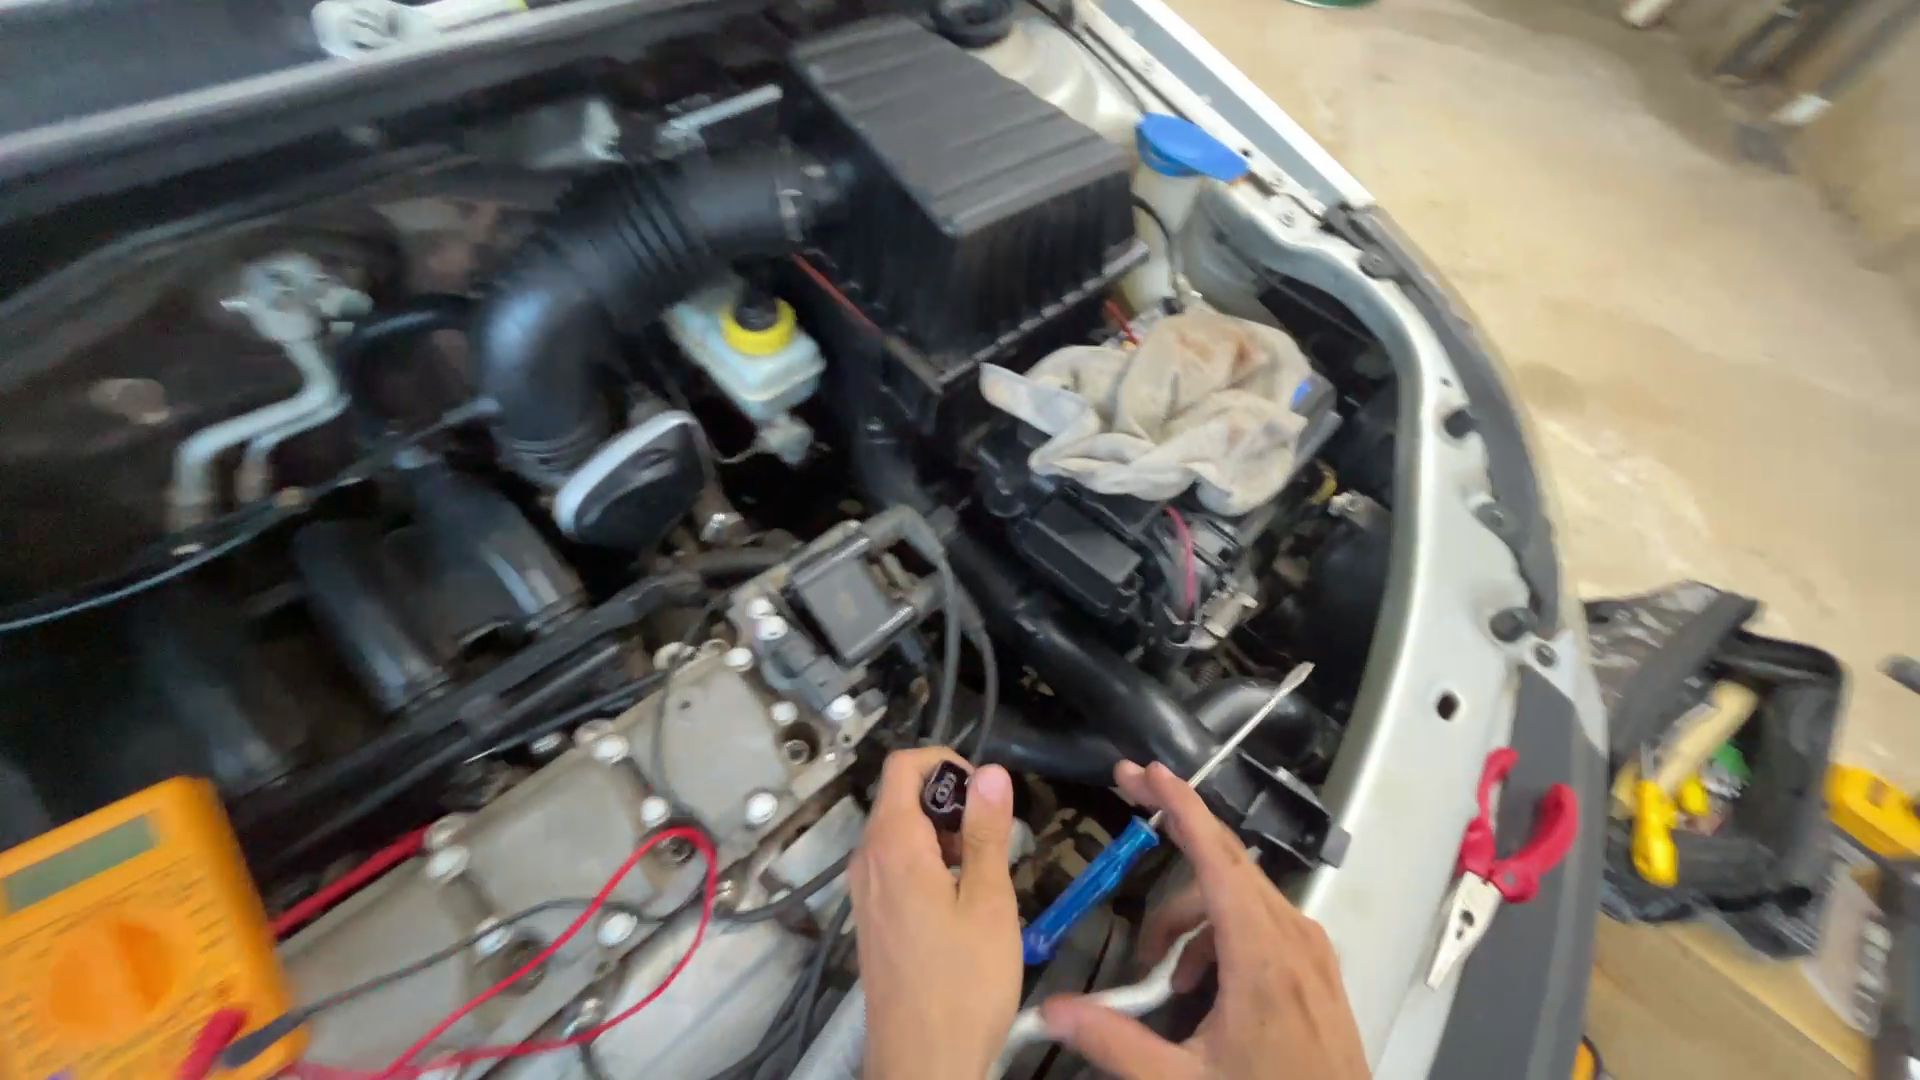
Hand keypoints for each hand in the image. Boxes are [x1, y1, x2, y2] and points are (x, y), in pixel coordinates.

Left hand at [851, 749, 1022, 1079]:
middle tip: (991, 838)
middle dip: (949, 802)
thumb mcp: (987, 900)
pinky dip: (927, 861)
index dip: (945, 763)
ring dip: (941, 834)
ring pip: (901, 831)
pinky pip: (895, 863)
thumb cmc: (962, 982)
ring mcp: (864, 888)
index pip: (902, 765)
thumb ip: (985, 830)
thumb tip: (991, 771)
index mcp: (892, 843)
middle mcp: (867, 857)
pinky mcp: (870, 914)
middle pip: (902, 796)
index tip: (983, 792)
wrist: (922, 1066)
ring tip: (980, 873)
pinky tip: (958, 900)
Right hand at [1041, 761, 1368, 1079]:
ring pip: (1236, 892)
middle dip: (1174, 823)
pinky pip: (1256, 919)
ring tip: (1157, 969)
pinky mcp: (1315, 967)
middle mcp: (1291, 934)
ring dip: (1187, 910)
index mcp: (1262, 954)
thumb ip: (1116, 1042)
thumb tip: (1051, 1009)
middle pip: (1224, 857)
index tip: (1146, 770)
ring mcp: (1309, 948)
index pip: (1216, 856)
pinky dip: (1216, 931)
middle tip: (1127, 791)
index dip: (1180, 805)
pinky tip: (1196, 986)